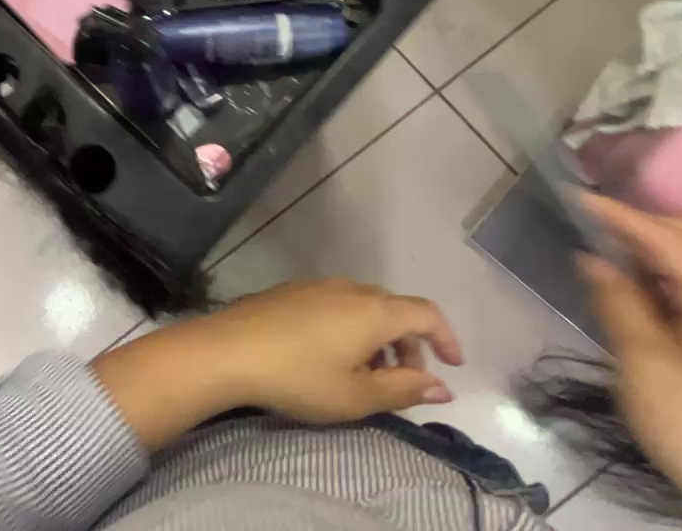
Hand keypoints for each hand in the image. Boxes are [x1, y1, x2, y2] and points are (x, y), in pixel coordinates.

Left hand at [93, 279, 462, 450]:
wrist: (228, 350)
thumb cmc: (299, 377)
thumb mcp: (357, 396)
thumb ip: (403, 389)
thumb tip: (441, 386)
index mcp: (372, 310)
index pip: (424, 312)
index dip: (445, 337)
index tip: (453, 366)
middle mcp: (348, 288)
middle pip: (393, 308)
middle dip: (409, 344)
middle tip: (405, 382)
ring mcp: (316, 285)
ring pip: (362, 306)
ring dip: (377, 338)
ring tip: (367, 375)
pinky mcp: (290, 291)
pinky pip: (335, 304)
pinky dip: (350, 328)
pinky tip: (330, 357)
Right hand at [579, 195, 681, 530]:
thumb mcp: (645, 368)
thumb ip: (619, 305)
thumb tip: (592, 258)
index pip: (672, 242)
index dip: (624, 217)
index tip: (579, 197)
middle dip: (654, 223)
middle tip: (603, 225)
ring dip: (666, 247)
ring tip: (616, 250)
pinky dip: (675, 272)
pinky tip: (643, 287)